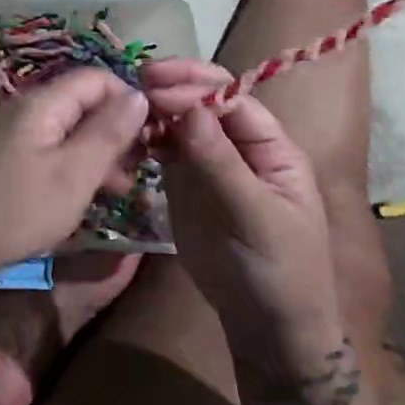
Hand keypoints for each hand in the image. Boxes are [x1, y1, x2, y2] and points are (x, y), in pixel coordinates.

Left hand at [0, 68, 148, 317]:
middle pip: (82, 103)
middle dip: (115, 131)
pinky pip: (49, 148)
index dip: (128, 99)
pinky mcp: (4, 157)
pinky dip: (73, 165)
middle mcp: (24, 109)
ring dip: (98, 153)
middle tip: (138, 172)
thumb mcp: (74, 174)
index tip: (152, 136)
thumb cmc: (18, 210)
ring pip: (68, 129)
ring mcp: (11, 133)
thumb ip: (108, 132)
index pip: (96, 78)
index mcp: (41, 103)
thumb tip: (139, 94)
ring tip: (119, 190)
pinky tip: (85, 194)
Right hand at [142, 59, 344, 378]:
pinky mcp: (185, 181)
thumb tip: (189, 110)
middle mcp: (239, 144)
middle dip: (173, 87)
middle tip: (134, 83)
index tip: (156, 85)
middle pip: (203, 101)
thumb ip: (221, 163)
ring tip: (126, 110)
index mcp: (271, 146)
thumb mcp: (256, 216)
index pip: (231, 98)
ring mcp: (210, 161)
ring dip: (155, 109)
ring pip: (179, 120)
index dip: (195, 86)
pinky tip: (129, 136)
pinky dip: (147, 136)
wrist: (264, 321)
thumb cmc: (278, 269)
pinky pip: (165, 147)